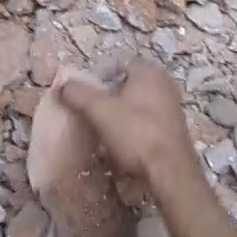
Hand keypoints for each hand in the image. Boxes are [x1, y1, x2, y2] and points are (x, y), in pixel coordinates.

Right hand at [57, 58, 200, 192]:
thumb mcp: (99, 110)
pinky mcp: (174, 129)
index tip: (84, 94)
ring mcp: (172, 107)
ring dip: (120, 115)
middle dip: (108, 97)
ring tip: (103, 131)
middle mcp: (164, 83)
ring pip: (137, 105)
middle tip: (92, 112)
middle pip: (127, 85)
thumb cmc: (135, 132)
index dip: (97, 76)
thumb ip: (78, 94)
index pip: (117, 64)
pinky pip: (147, 122)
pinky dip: (133, 129)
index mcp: (148, 70)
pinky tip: (122, 146)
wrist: (170, 172)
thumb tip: (62, 85)